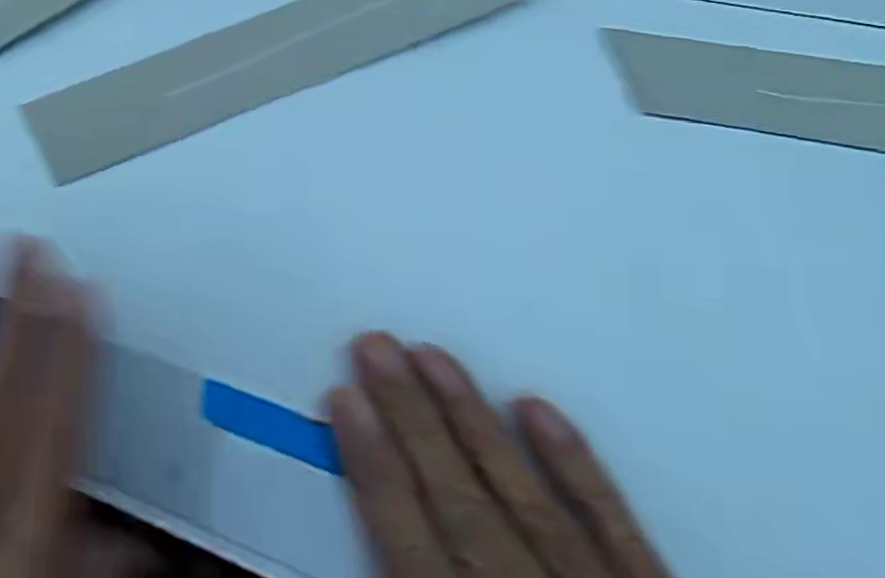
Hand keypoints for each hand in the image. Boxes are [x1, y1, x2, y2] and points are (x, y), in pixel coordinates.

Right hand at [329, 333, 674, 577]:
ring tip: (431, 355)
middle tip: (374, 344)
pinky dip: (580, 473)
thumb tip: (281, 565)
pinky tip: (538, 409)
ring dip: (474, 424)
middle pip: (460, 503)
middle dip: (412, 419)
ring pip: (528, 502)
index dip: (372, 464)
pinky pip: (620, 538)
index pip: (408, 537)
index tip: (341, 395)